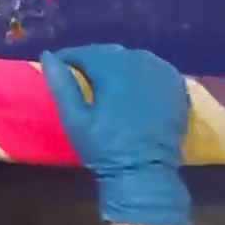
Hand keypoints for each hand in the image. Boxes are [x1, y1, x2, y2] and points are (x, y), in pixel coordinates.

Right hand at [40, 44, 192, 224]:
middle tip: (78, 75)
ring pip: (133, 57)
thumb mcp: (73, 117)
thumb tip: (47, 55)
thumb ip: (60, 84)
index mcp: (113, 70)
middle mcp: (140, 65)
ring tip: (103, 80)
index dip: (67, 58)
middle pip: (109, 52)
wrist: (145, 173)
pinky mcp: (177, 87)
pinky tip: (131, 84)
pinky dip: (139, 71)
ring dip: (116, 64)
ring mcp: (163, 75)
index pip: (85, 53)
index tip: (58, 67)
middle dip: (91, 60)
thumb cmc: (103, 146)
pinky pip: (154, 67)